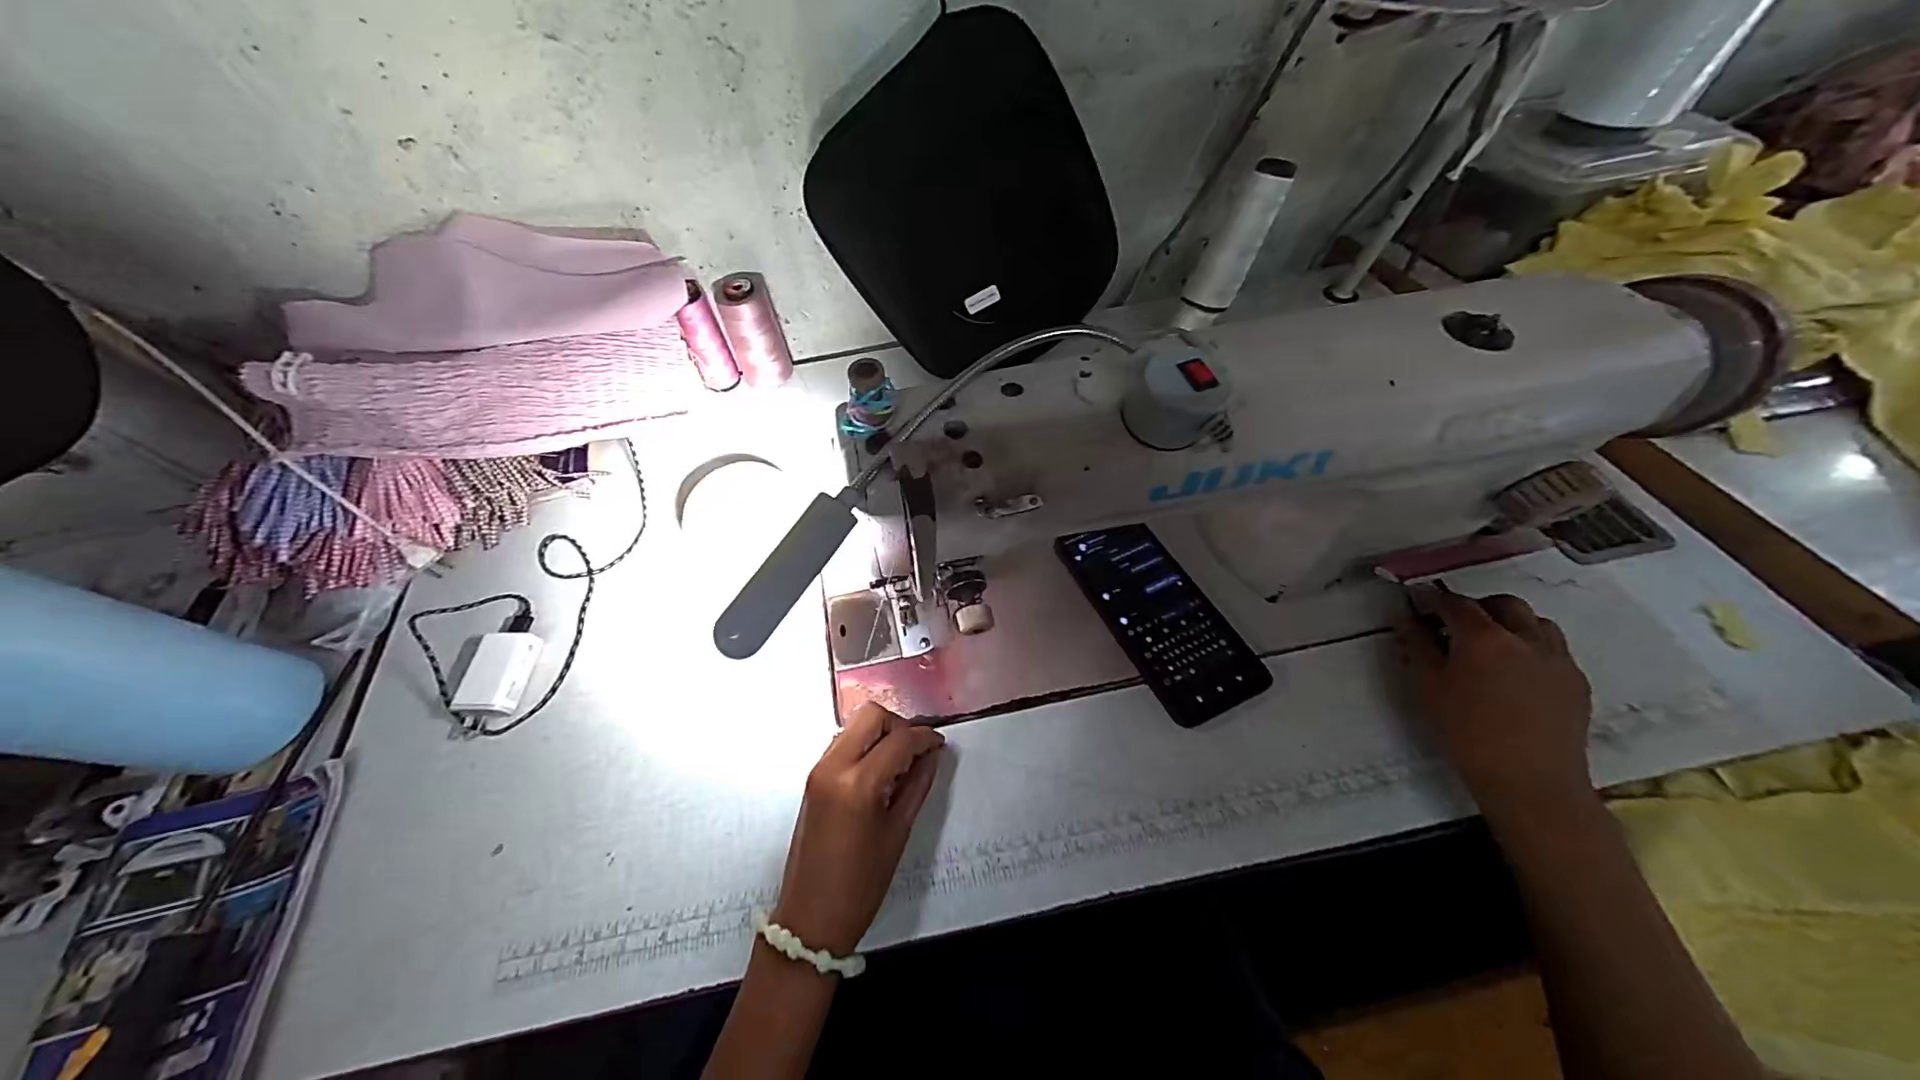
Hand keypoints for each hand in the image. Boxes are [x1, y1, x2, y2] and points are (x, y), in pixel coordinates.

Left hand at [772, 704, 944, 955]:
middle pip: (871, 716)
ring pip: (855, 726)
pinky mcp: (813, 778)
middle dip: (899, 726)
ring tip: (900, 764)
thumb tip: (931, 755)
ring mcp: (818, 770)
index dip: (924, 737)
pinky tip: (880, 773)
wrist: (811, 917)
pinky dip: (865, 746)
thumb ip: (917, 784)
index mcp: (857, 784)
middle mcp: (833, 766)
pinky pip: (843, 744)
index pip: (899, 740)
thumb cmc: (861, 884)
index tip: (939, 744)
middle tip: (916, 752)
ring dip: (881, 735)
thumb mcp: (898, 832)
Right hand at [1398, 585, 1593, 812]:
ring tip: (1488, 643)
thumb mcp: (1428, 686)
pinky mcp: (1576, 680)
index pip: (1454, 603)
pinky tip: (1515, 670)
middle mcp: (1525, 638)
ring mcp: (1557, 658)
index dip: (1431, 598)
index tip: (1415, 599)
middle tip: (1451, 622)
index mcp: (1484, 637)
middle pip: (1501, 604)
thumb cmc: (1467, 733)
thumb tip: (1407, 615)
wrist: (1530, 781)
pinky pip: (1552, 647)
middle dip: (1474, 605)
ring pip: (1533, 621)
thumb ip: (1417, 644)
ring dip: (1508, 621)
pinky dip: (1530, 645)